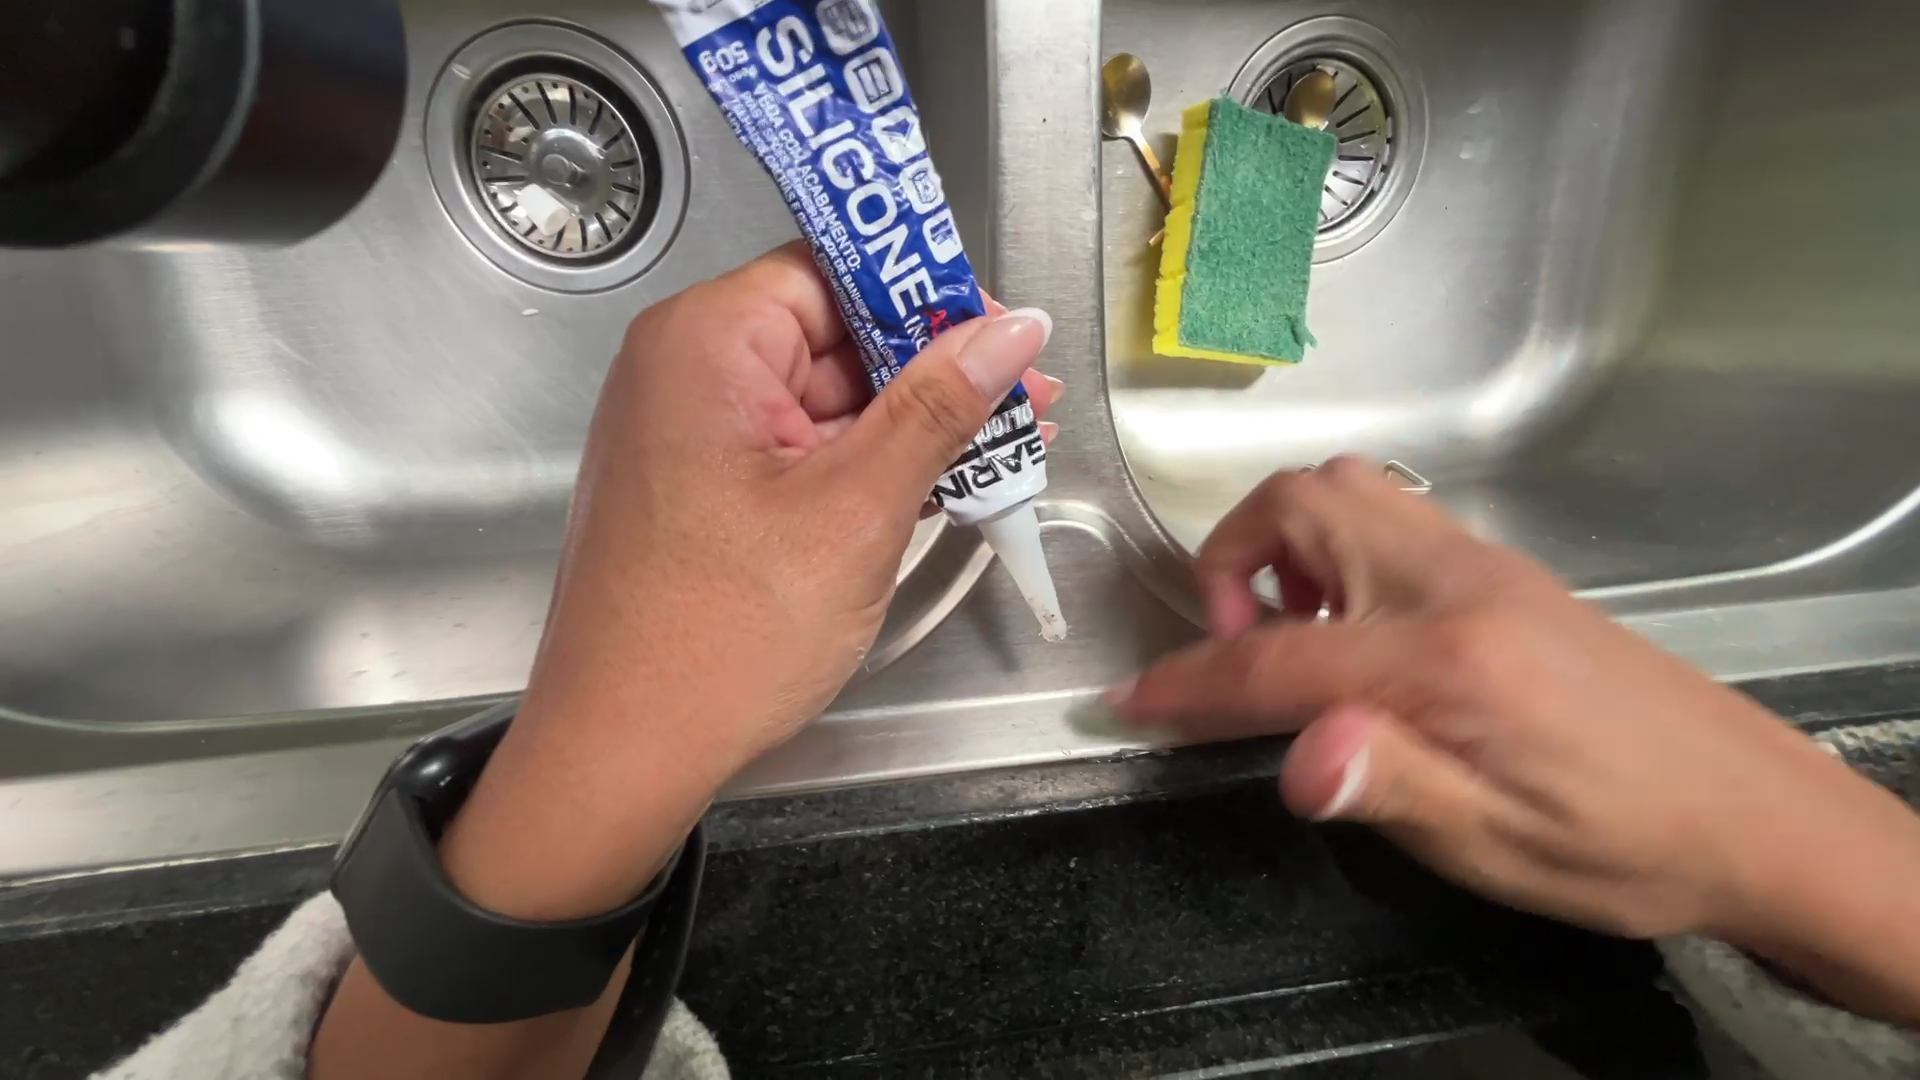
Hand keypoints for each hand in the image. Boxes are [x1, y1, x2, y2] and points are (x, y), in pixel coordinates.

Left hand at [315, 248, 1060, 1075]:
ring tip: (1008, 439)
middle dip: (936, 370)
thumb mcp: (858, 505)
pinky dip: (872, 466)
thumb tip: (1018, 326)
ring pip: (831, 404)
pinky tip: (943, 479)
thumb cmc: (734, 625)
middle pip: (837, 339)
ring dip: (915, 424)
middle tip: (1027, 391)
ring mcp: (701, 438)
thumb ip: (940, 404)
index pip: (835, 273)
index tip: (1007, 327)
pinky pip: (808, 454)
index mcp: (709, 342)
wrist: (629, 752)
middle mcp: (692, 373)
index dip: (928, 296)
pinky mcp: (715, 493)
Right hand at [1111, 459, 1919, 980]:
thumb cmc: (1619, 843)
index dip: (1188, 681)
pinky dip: (1326, 547)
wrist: (1762, 818)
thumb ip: (1385, 785)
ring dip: (1281, 542)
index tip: (1131, 700)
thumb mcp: (1495, 843)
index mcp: (1446, 660)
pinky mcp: (1491, 563)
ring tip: (1290, 622)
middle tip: (1238, 637)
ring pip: (1339, 487)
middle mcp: (1453, 581)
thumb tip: (1298, 757)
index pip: (1275, 657)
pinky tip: (1347, 620)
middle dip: (1230, 558)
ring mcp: (1476, 559)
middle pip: (1299, 504)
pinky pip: (1378, 510)